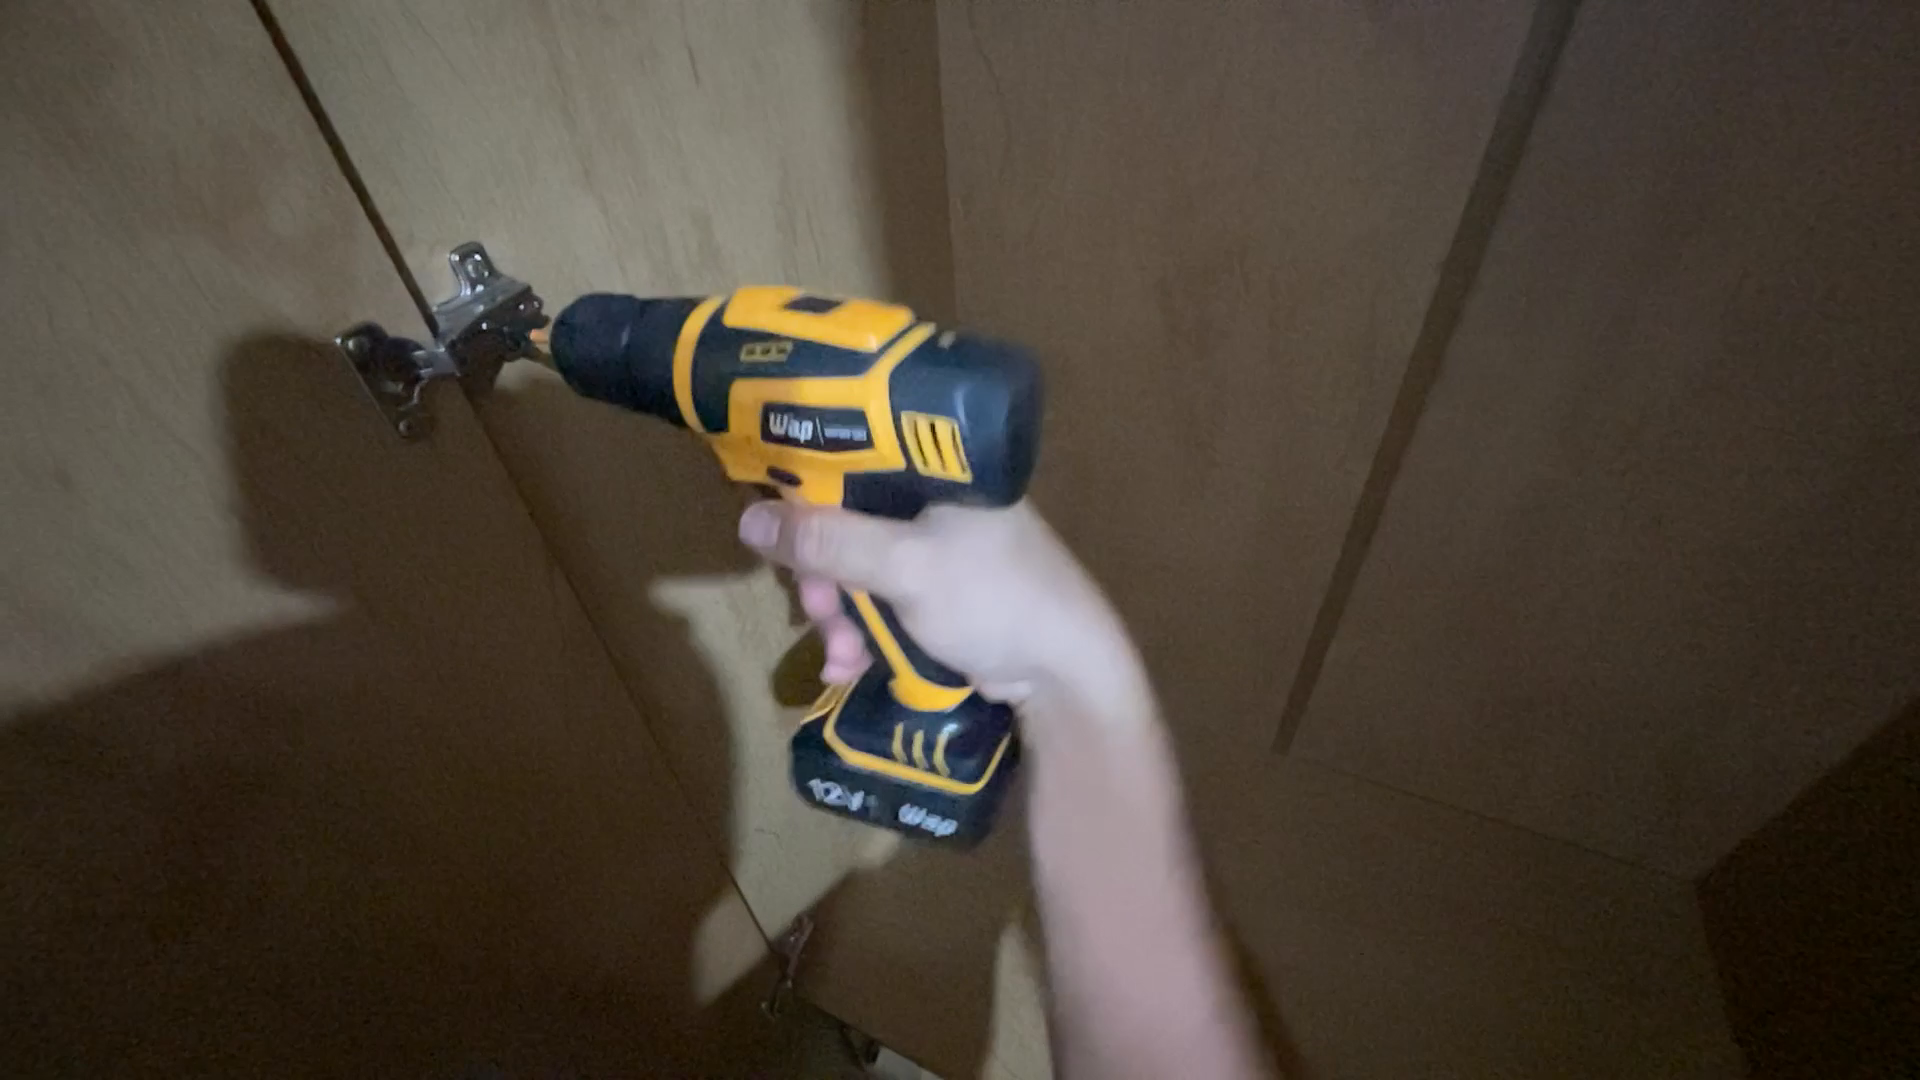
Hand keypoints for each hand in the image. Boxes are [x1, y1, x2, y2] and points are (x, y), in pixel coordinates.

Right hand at [737, 500, 1131, 705]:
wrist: (1063, 674)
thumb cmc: (994, 598)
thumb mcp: (906, 566)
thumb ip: (830, 540)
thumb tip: (750, 518)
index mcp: (938, 470)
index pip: (855, 453)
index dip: (808, 484)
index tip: (776, 519)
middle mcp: (934, 502)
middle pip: (847, 520)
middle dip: (824, 574)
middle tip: (818, 608)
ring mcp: (934, 552)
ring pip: (856, 568)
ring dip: (838, 614)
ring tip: (841, 651)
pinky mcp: (933, 596)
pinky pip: (877, 602)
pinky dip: (860, 633)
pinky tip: (849, 666)